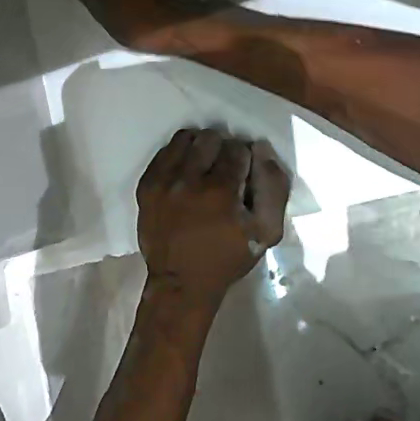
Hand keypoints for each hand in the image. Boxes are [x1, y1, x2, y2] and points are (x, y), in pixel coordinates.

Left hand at [136, 128, 290, 306]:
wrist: (180, 282)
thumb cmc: (226, 258)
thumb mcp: (266, 231)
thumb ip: (273, 187)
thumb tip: (261, 149)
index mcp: (220, 191)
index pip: (237, 148)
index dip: (244, 160)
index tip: (242, 175)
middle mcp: (188, 179)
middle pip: (211, 138)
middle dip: (222, 150)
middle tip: (223, 170)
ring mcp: (163, 180)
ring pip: (186, 139)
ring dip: (199, 148)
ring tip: (203, 168)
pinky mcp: (146, 185)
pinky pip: (165, 152)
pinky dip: (179, 156)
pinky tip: (185, 174)